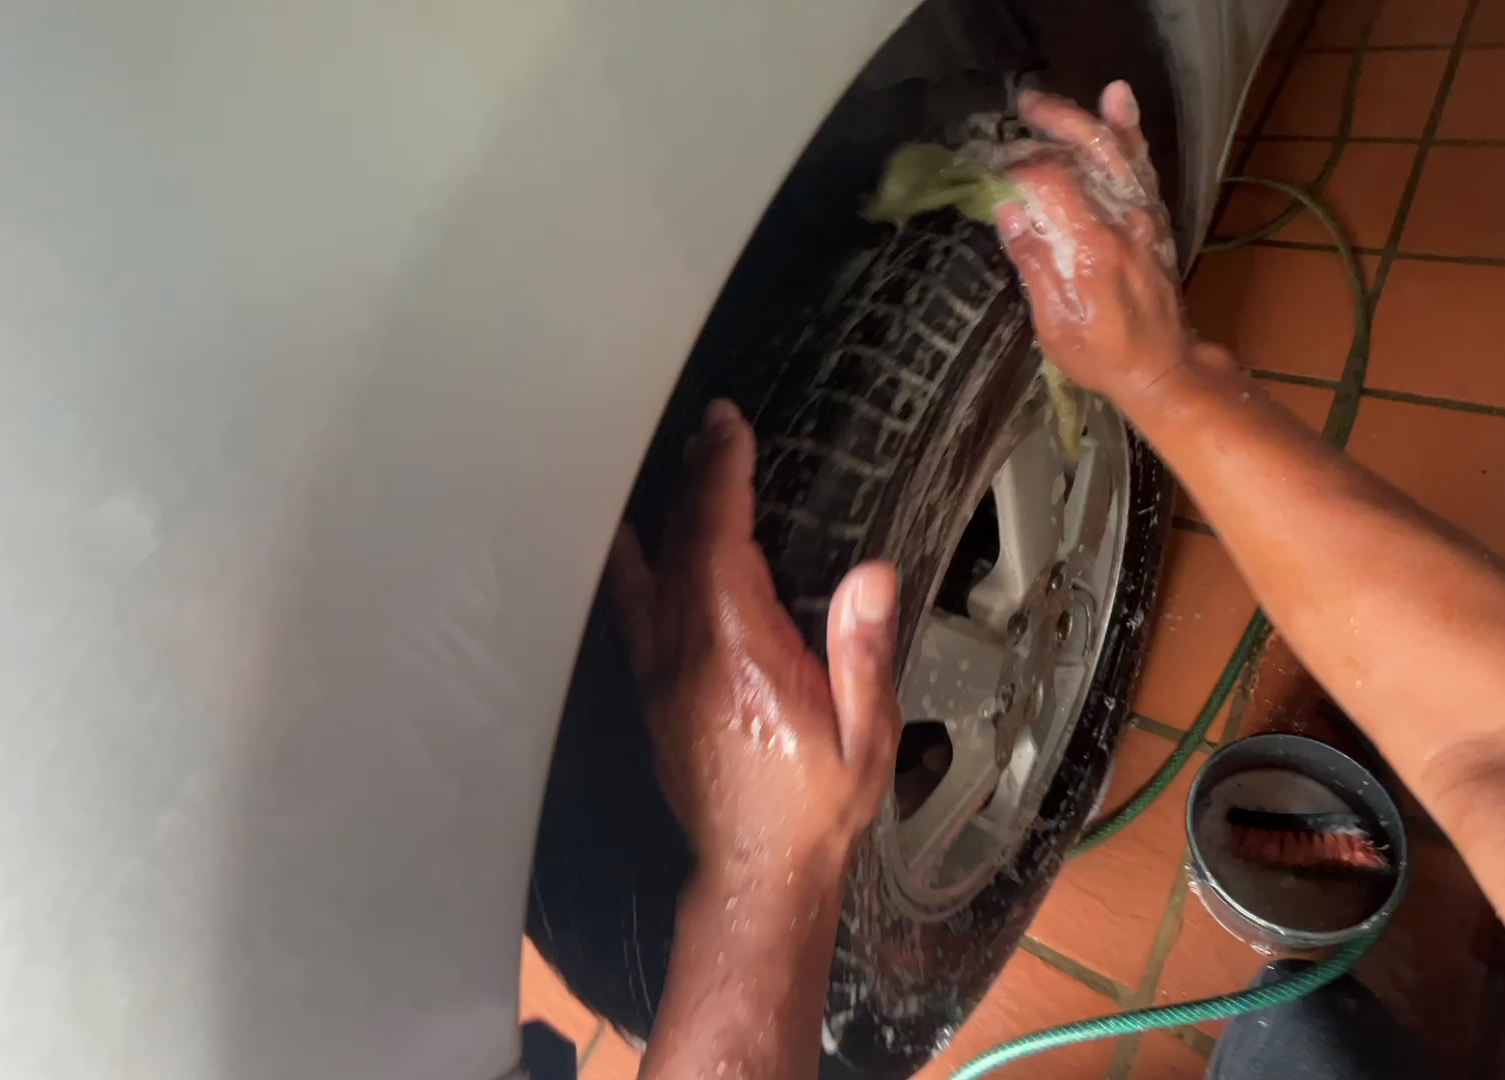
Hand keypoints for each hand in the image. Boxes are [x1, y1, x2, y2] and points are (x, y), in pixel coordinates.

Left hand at [608, 400, 901, 880]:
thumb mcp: (866, 735)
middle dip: (698, 476)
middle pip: (682, 544)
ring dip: (669, 508)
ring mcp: (659, 674)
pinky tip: (633, 537)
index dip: (722, 479)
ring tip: (686, 461)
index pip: (721, 545)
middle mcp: (687, 657)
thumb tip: (871, 574)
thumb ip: (862, 653)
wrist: (759, 868)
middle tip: (714, 425)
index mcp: (742, 658)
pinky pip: (635, 609)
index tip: (729, 430)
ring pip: (652, 570)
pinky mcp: (652, 690)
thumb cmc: (818, 802)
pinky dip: (635, 562)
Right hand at [992, 81, 1193, 401]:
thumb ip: (1034, 265)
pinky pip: (1141, 166)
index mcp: (1091, 247)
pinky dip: (1128, 132)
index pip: (1049, 181)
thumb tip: (1008, 213)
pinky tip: (1116, 104)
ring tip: (1050, 103)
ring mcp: (1145, 218)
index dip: (1016, 166)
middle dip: (1053, 121)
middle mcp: (1123, 220)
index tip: (991, 167)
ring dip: (1084, 118)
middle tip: (1021, 107)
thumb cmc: (1100, 355)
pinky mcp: (1155, 222)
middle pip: (1088, 149)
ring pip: (1118, 150)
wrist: (1161, 366)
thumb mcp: (1054, 324)